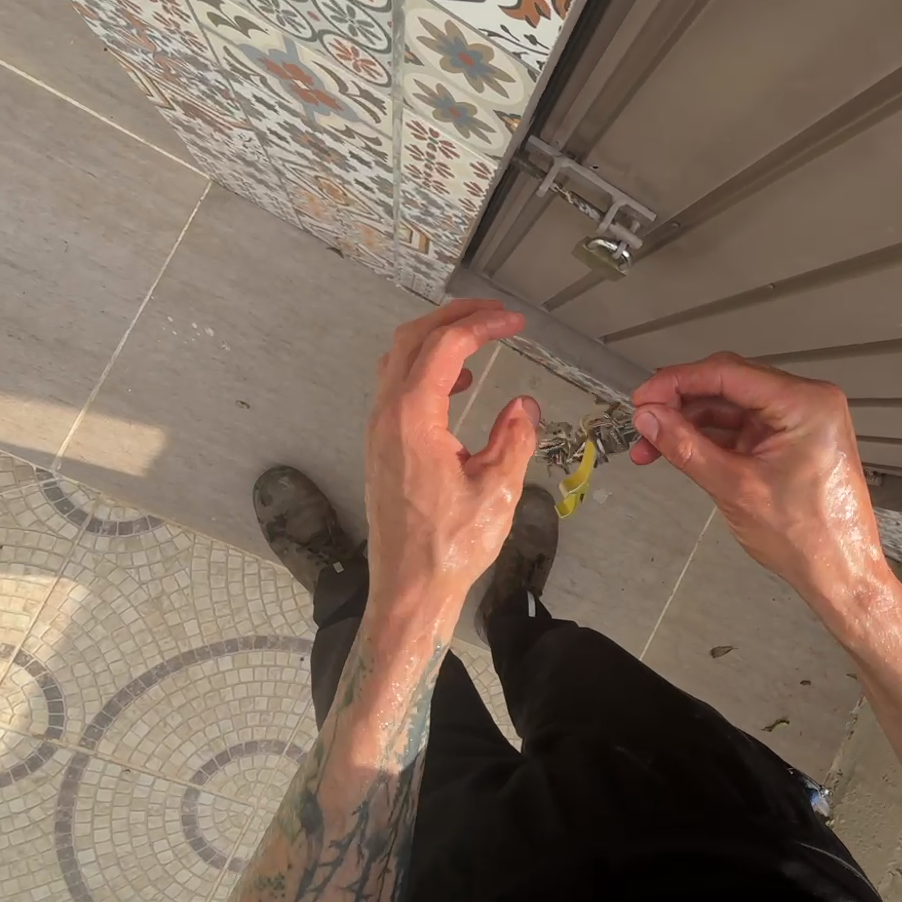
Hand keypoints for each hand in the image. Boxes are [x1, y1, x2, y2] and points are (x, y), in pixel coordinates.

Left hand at [365, 300, 540, 603]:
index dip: (482, 325)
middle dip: (454, 316)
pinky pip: (397, 386)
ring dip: (436, 339)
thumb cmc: (451, 546)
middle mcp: (386, 416)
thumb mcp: (498, 490)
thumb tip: (523, 405)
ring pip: (399, 359)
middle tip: (494, 312)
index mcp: (412, 419)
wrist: (408, 588)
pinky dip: (426, 369)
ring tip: (478, 338)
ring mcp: (378, 430)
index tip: (514, 322)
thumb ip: (513, 438)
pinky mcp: (381, 446)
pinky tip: (458, 385)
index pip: (446, 347)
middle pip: (413, 339)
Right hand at [629, 352, 887, 606]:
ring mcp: (796, 422)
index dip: (677, 382)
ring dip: (689, 424)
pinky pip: (739, 428)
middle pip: (727, 385)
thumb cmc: (806, 537)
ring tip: (651, 447)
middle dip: (679, 404)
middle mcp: (805, 402)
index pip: (727, 373)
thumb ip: (686, 447)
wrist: (840, 575)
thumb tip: (647, 419)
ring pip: (728, 407)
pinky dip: (708, 438)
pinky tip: (678, 451)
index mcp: (804, 403)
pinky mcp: (787, 441)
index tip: (641, 399)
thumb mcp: (735, 487)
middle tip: (642, 423)